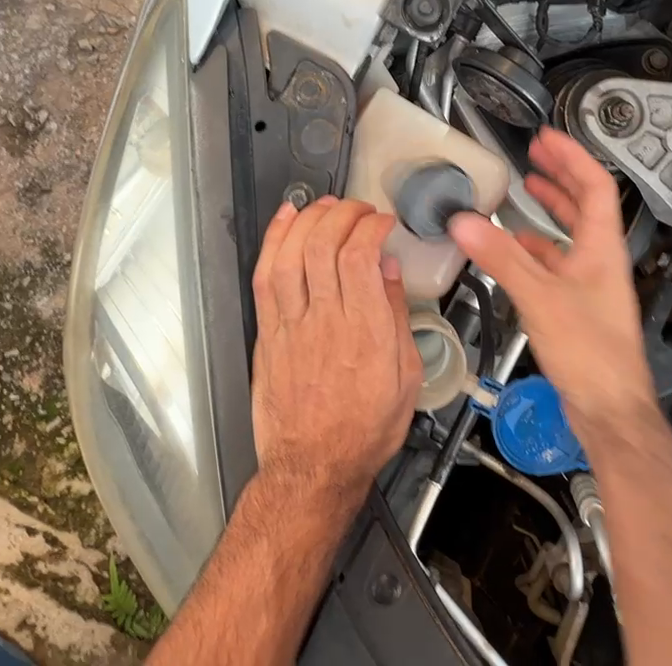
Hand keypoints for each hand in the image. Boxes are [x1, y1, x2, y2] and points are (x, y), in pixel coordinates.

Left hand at [250, 197, 420, 507]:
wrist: (314, 467)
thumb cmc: (365, 429)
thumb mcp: (406, 377)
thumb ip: (396, 318)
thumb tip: (389, 272)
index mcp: (366, 331)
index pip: (361, 256)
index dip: (371, 226)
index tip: (383, 222)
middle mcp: (326, 321)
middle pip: (325, 245)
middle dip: (343, 213)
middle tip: (359, 210)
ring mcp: (291, 325)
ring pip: (292, 254)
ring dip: (308, 219)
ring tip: (326, 204)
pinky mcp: (268, 333)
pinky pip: (265, 277)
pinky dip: (274, 241)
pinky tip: (285, 219)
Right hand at [447, 129, 655, 431]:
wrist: (610, 409)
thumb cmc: (592, 354)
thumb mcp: (541, 298)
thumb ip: (501, 258)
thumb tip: (465, 222)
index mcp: (602, 248)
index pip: (595, 186)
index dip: (572, 158)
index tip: (547, 138)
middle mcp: (600, 261)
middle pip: (585, 205)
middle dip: (560, 176)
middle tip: (536, 155)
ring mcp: (591, 284)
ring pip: (570, 234)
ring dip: (549, 209)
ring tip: (526, 190)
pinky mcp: (578, 307)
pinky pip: (556, 264)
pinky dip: (536, 249)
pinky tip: (516, 249)